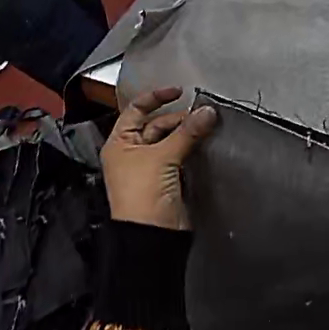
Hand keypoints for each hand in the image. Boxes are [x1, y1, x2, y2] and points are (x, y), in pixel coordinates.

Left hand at [102, 88, 218, 230]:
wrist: (151, 238)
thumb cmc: (143, 193)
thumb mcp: (163, 157)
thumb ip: (187, 132)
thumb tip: (208, 110)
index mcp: (120, 142)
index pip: (136, 109)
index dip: (156, 97)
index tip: (179, 91)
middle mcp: (132, 151)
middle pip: (156, 124)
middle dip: (178, 118)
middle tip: (202, 113)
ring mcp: (148, 166)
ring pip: (169, 140)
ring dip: (186, 132)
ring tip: (207, 124)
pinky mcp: (165, 179)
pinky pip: (178, 156)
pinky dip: (190, 147)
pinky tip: (205, 141)